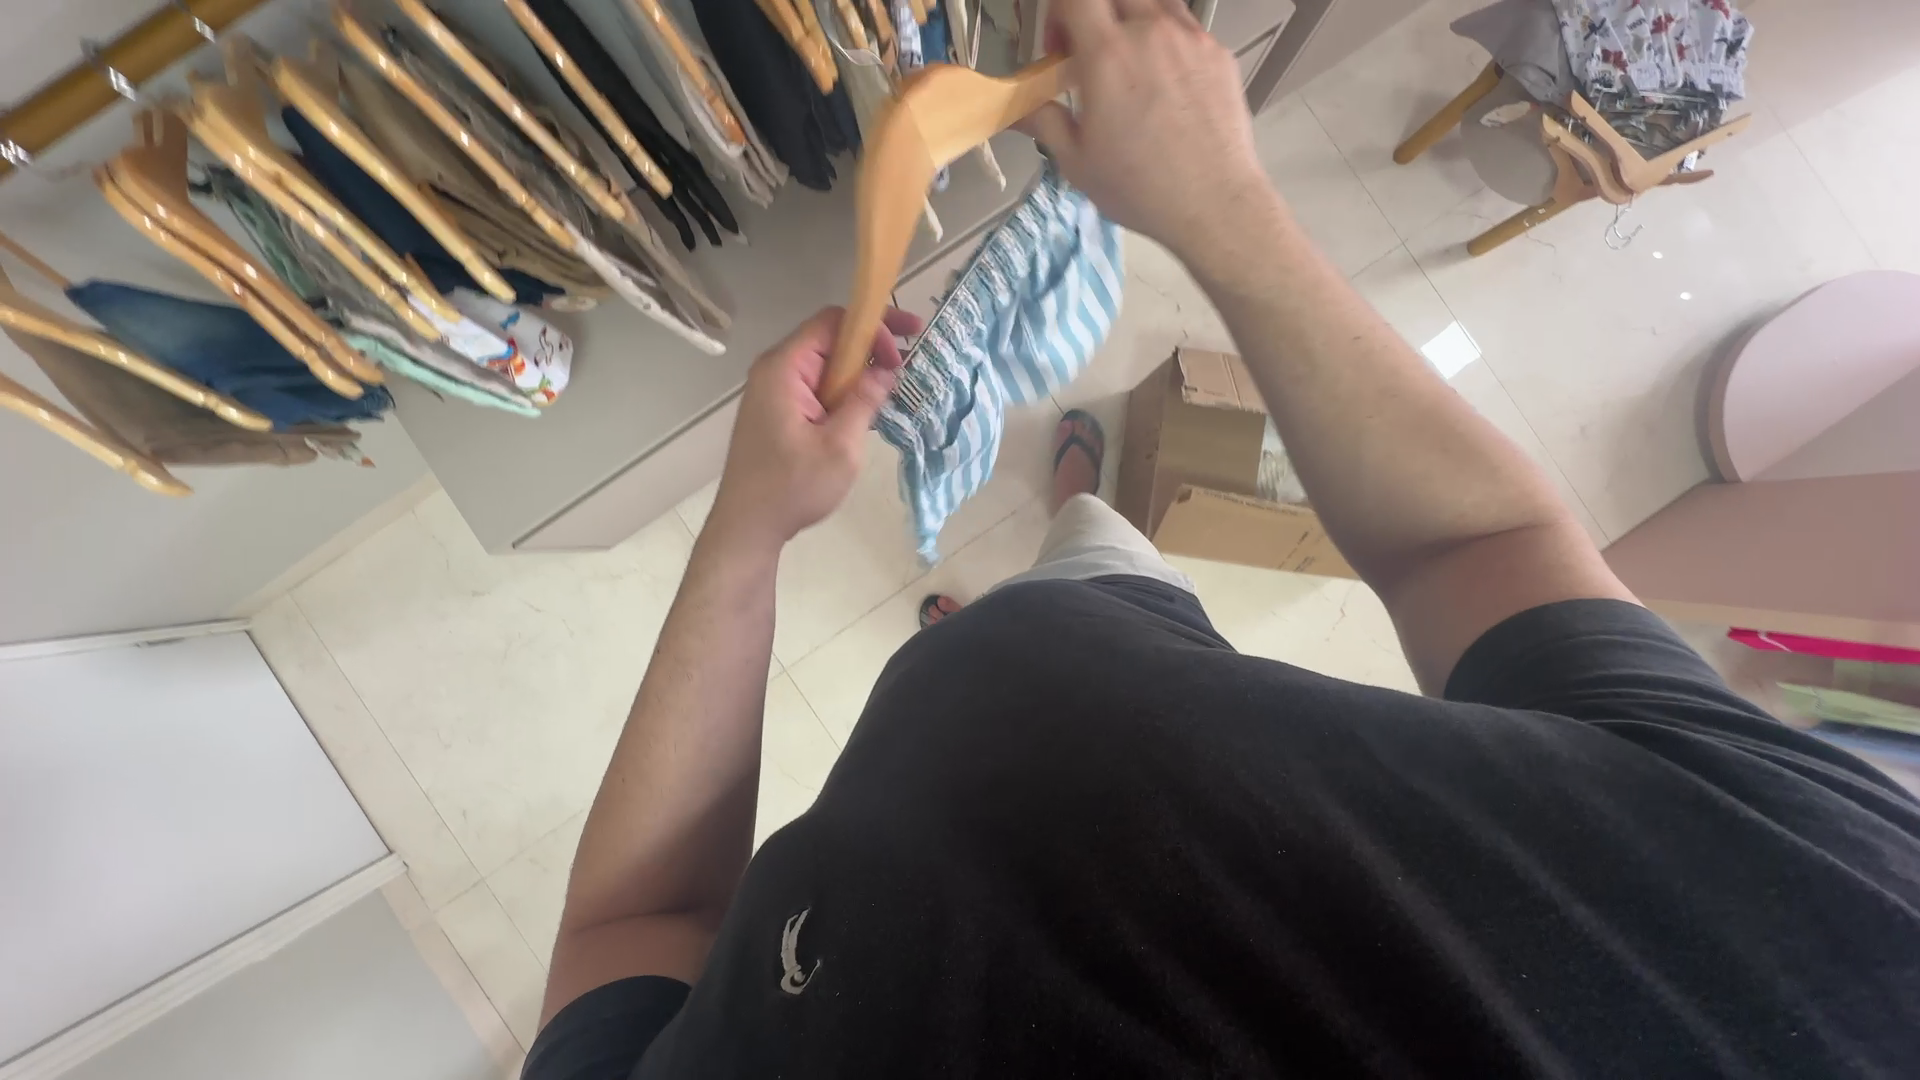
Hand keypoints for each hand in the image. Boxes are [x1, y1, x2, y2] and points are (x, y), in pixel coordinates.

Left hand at [707, 306, 924, 552]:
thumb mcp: (840, 446)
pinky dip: (841, 394)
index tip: (907, 341)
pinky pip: (815, 389)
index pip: (832, 322)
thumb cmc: (792, 487)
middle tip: (902, 371)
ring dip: (857, 376)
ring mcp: (773, 392)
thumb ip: (864, 400)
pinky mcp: (777, 413)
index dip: (873, 325)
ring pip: (824, 367)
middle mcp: (774, 371)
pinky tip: (862, 414)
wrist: (748, 526)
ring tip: (888, 394)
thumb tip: (886, 368)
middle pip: (828, 340)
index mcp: (784, 369)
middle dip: (869, 350)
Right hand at [1018, 0, 1276, 260]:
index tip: (1058, 46)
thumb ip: (1045, 122)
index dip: (1058, 12)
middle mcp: (1151, 32)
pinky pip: (1185, 27)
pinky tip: (1162, 86)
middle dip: (1094, 14)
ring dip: (1132, 22)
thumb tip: (1019, 109)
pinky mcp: (1217, 53)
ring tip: (1129, 68)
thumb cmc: (1140, 188)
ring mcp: (1190, 38)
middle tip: (1089, 54)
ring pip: (1153, 3)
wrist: (1211, 202)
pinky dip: (1165, 42)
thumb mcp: (1078, 163)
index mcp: (1108, 55)